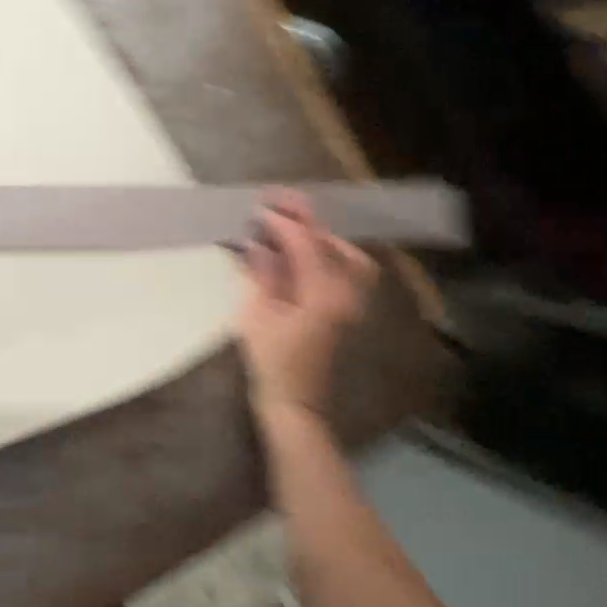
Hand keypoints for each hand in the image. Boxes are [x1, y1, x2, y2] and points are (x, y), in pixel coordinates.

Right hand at [236, 191, 376, 423]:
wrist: (296, 404)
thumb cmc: (272, 362)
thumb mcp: (256, 316)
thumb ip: (261, 275)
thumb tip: (258, 244)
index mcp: (323, 293)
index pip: (305, 244)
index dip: (282, 223)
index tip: (259, 208)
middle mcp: (345, 293)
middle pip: (332, 243)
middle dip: (307, 220)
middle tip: (280, 202)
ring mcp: (350, 303)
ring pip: (345, 255)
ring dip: (319, 235)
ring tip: (292, 223)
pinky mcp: (344, 311)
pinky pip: (343, 270)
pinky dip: (326, 253)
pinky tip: (301, 250)